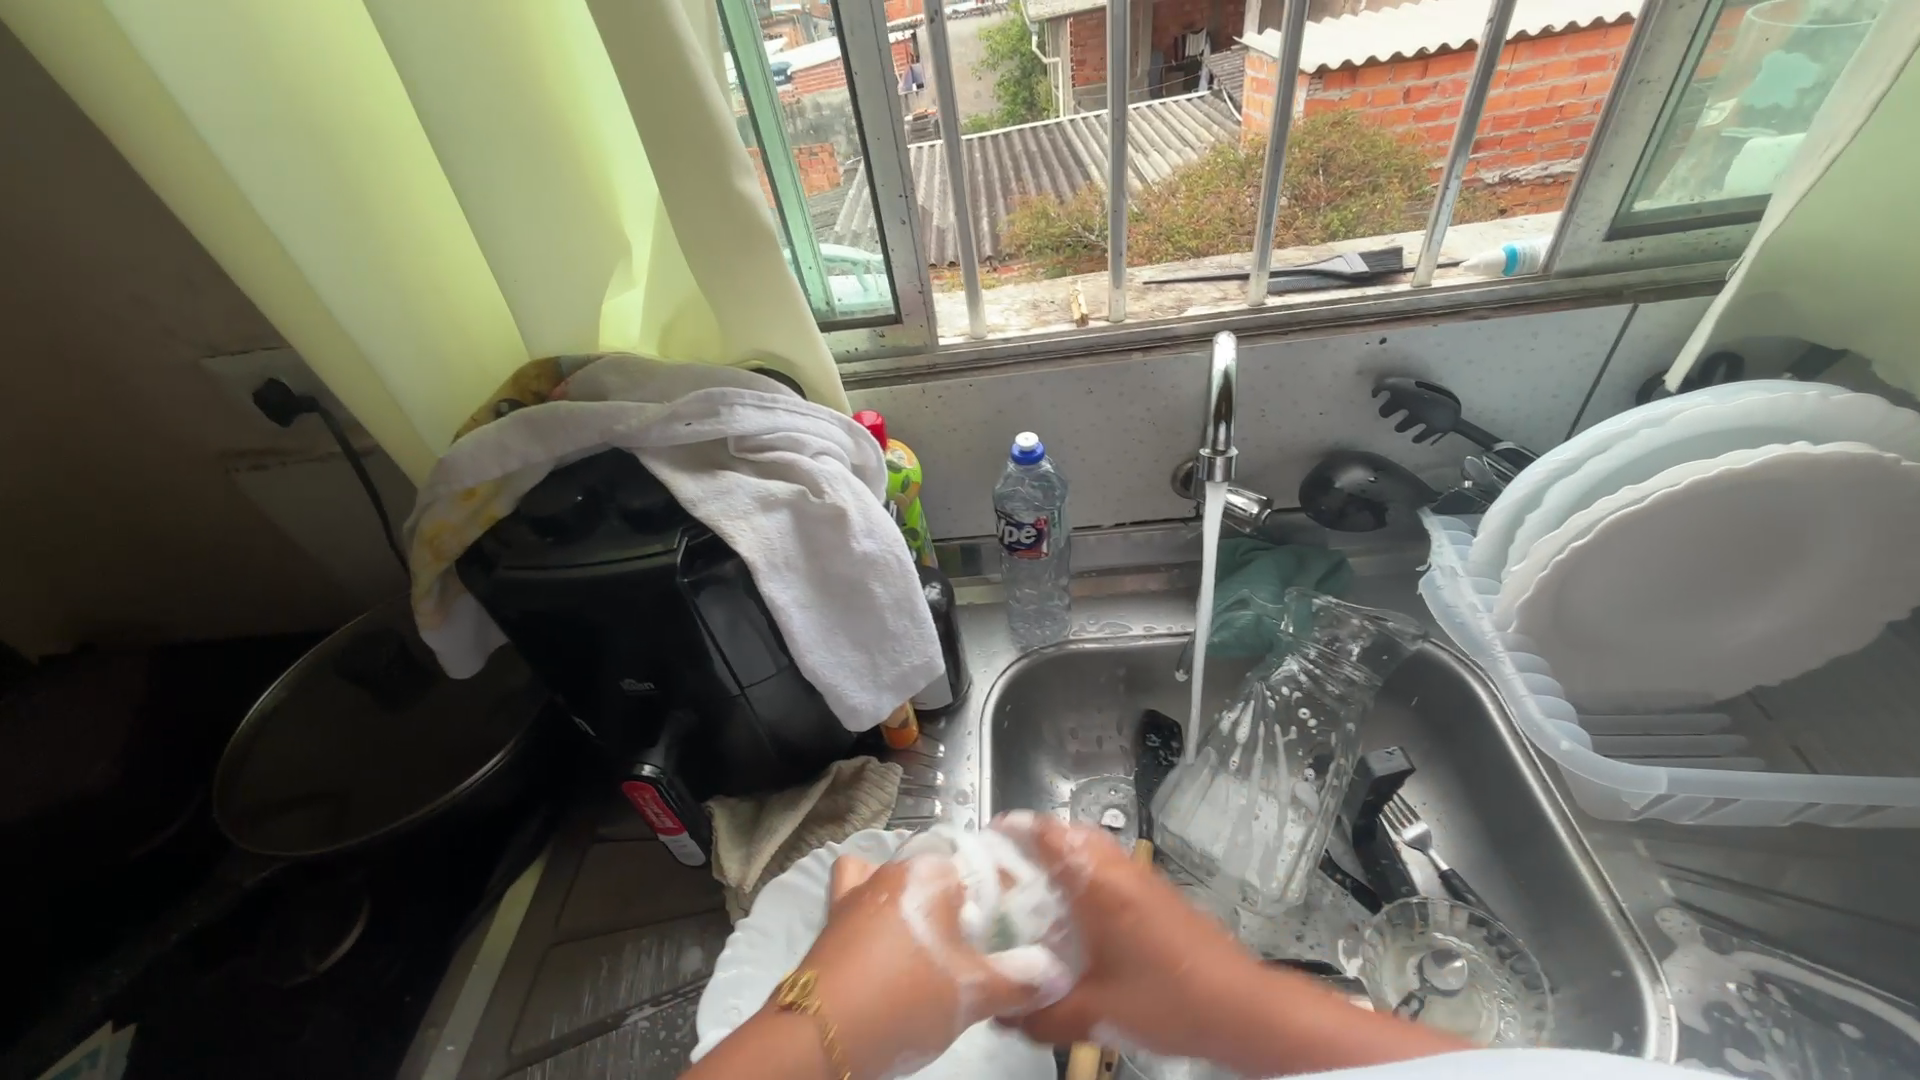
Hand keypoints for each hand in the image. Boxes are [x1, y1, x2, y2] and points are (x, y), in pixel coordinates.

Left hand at [790, 850, 1073, 1078]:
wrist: (820, 1034)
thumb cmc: (904, 999)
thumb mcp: (973, 995)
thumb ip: (1020, 980)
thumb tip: (1056, 972)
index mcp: (934, 872)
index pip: (986, 872)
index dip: (1011, 902)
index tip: (1023, 934)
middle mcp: (896, 867)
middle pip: (945, 878)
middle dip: (967, 909)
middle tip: (983, 954)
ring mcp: (860, 890)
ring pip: (904, 883)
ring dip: (922, 906)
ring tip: (937, 948)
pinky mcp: (834, 916)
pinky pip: (862, 893)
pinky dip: (875, 903)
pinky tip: (888, 933)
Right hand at [989, 810, 1264, 1057]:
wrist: (1240, 1008)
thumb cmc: (1166, 1001)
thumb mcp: (1095, 1013)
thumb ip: (1041, 1013)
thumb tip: (1001, 1016)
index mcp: (1098, 884)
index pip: (1049, 835)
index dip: (1015, 829)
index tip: (987, 837)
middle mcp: (1119, 868)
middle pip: (1070, 833)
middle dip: (1035, 841)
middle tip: (1005, 866)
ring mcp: (1142, 877)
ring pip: (1093, 847)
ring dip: (1063, 855)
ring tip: (1034, 887)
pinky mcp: (1157, 892)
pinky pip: (1111, 866)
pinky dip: (1086, 873)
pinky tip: (1077, 912)